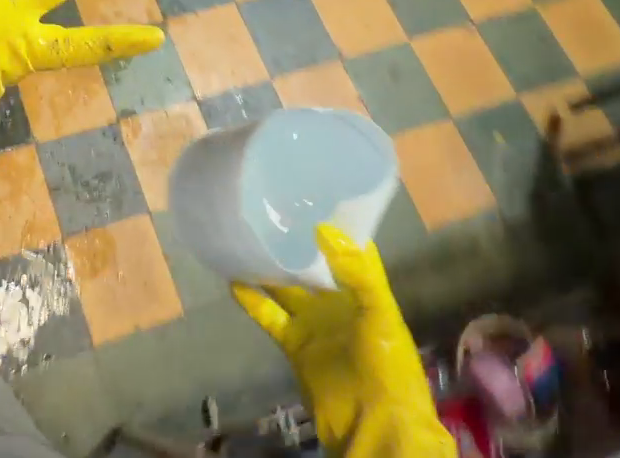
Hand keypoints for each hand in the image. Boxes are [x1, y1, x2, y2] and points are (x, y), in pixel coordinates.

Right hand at [233, 226, 454, 457]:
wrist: (374, 425)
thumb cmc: (386, 366)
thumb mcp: (379, 314)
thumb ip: (355, 272)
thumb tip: (323, 228)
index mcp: (365, 292)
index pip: (352, 250)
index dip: (336, 224)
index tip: (314, 194)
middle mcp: (338, 302)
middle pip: (312, 264)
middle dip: (295, 240)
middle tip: (269, 207)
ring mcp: (314, 322)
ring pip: (286, 285)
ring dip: (268, 265)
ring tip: (245, 236)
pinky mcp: (293, 341)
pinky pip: (268, 314)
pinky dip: (250, 298)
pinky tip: (232, 278)